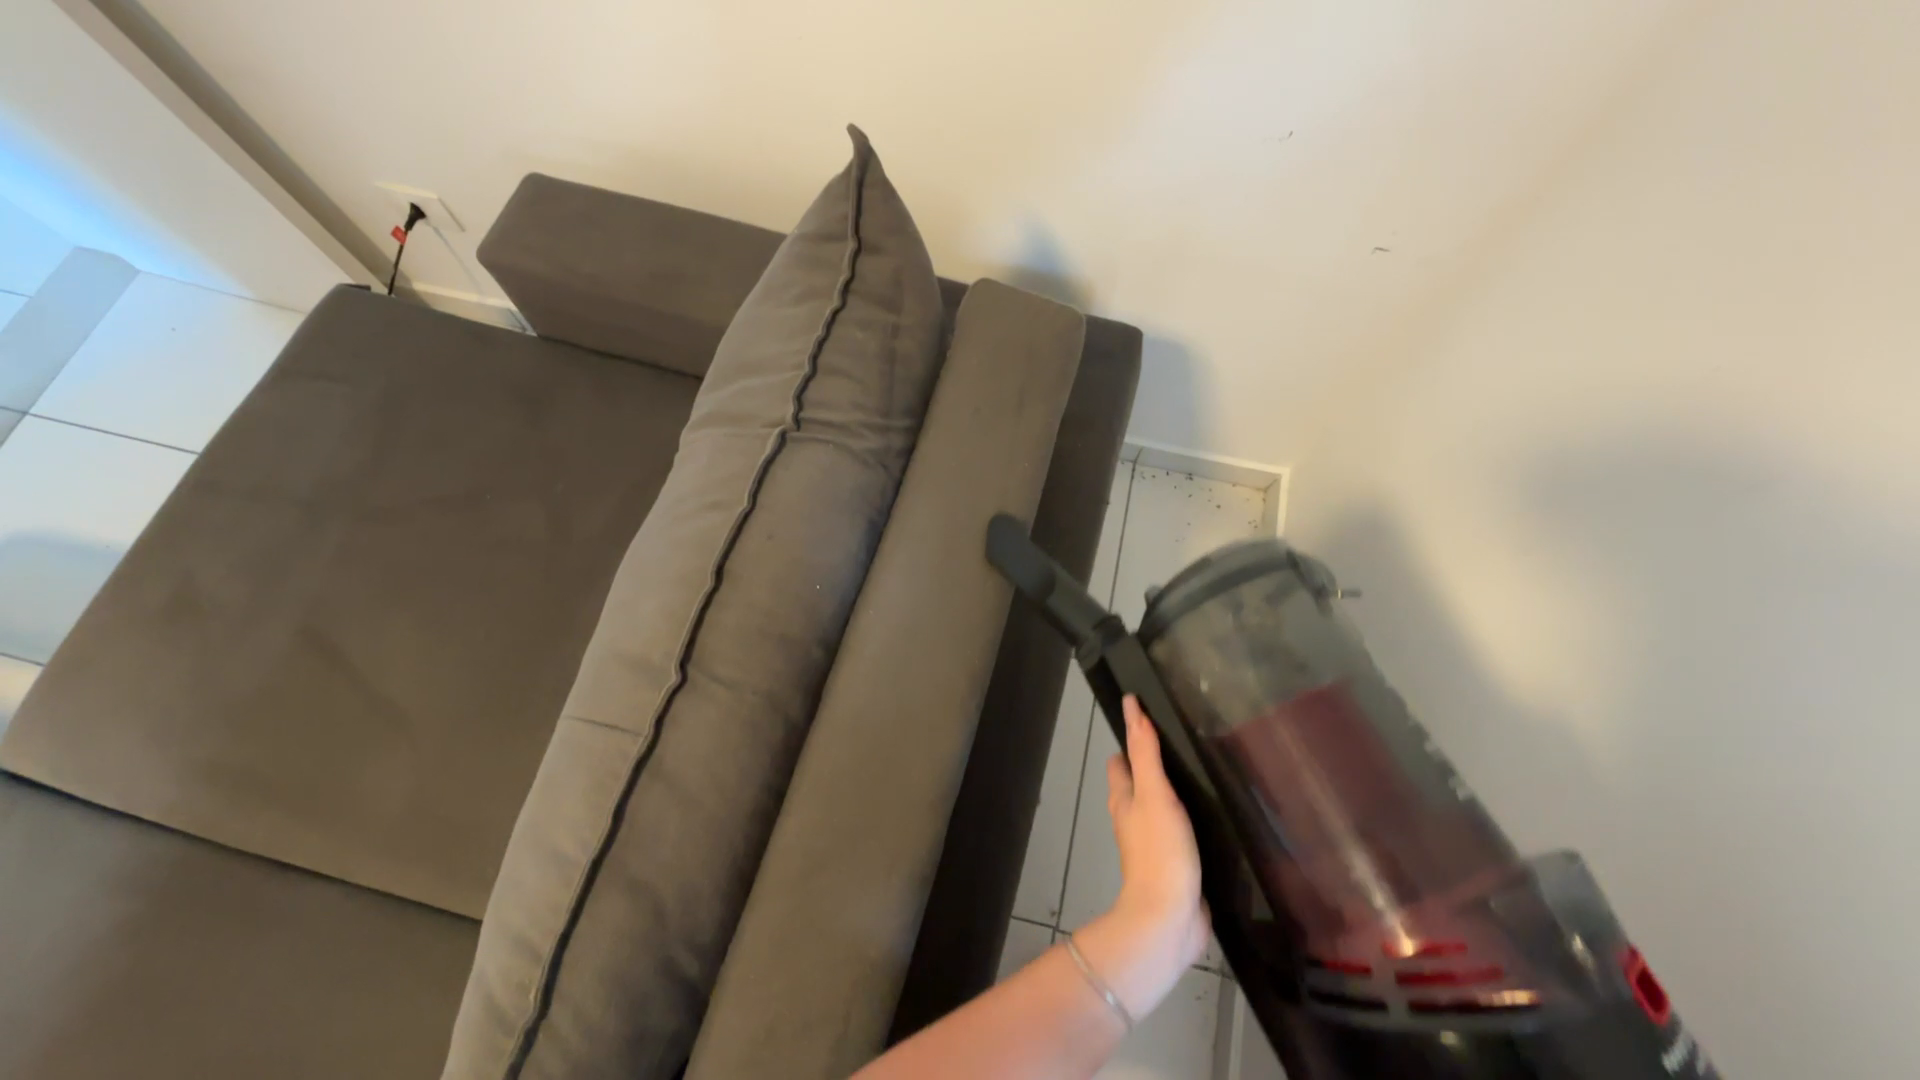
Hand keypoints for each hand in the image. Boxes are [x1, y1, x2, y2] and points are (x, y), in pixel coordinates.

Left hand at [1071, 695, 1208, 1020]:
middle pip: (1136, 783)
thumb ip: (1146, 754)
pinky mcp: (1176, 864)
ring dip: (1170, 792)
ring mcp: (1154, 844)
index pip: (1122, 758)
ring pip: (1158, 808)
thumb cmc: (1159, 852)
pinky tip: (1209, 816)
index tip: (1145, 710)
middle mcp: (1133, 819)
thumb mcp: (1154, 794)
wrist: (1169, 919)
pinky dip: (1188, 819)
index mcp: (1124, 799)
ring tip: (1197, 773)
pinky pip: (1179, 833)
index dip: (1132, 735)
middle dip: (1148, 763)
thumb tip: (1132, 709)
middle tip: (1176, 742)